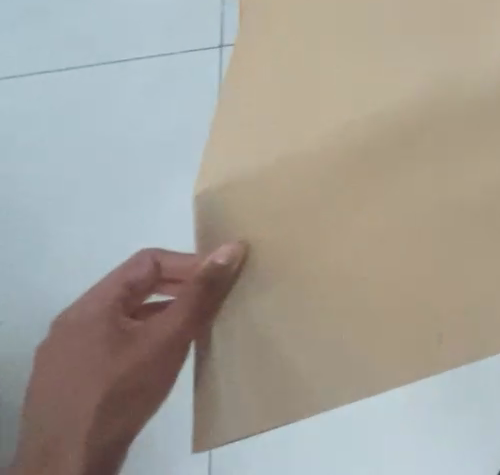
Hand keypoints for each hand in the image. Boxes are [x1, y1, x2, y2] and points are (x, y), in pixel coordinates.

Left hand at [10, 244, 246, 474]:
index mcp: (91, 307)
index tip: (220, 281)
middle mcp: (73, 323)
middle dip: (181, 288)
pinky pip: (115, 339)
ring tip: (196, 328)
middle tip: (215, 301)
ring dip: (165, 313)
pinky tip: (164, 356)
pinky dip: (146, 336)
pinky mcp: (69, 376)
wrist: (68, 460)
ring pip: (127, 314)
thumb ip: (201, 290)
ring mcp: (66, 352)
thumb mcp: (171, 336)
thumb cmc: (122, 390)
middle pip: (136, 286)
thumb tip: (232, 247)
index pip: (148, 261)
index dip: (190, 263)